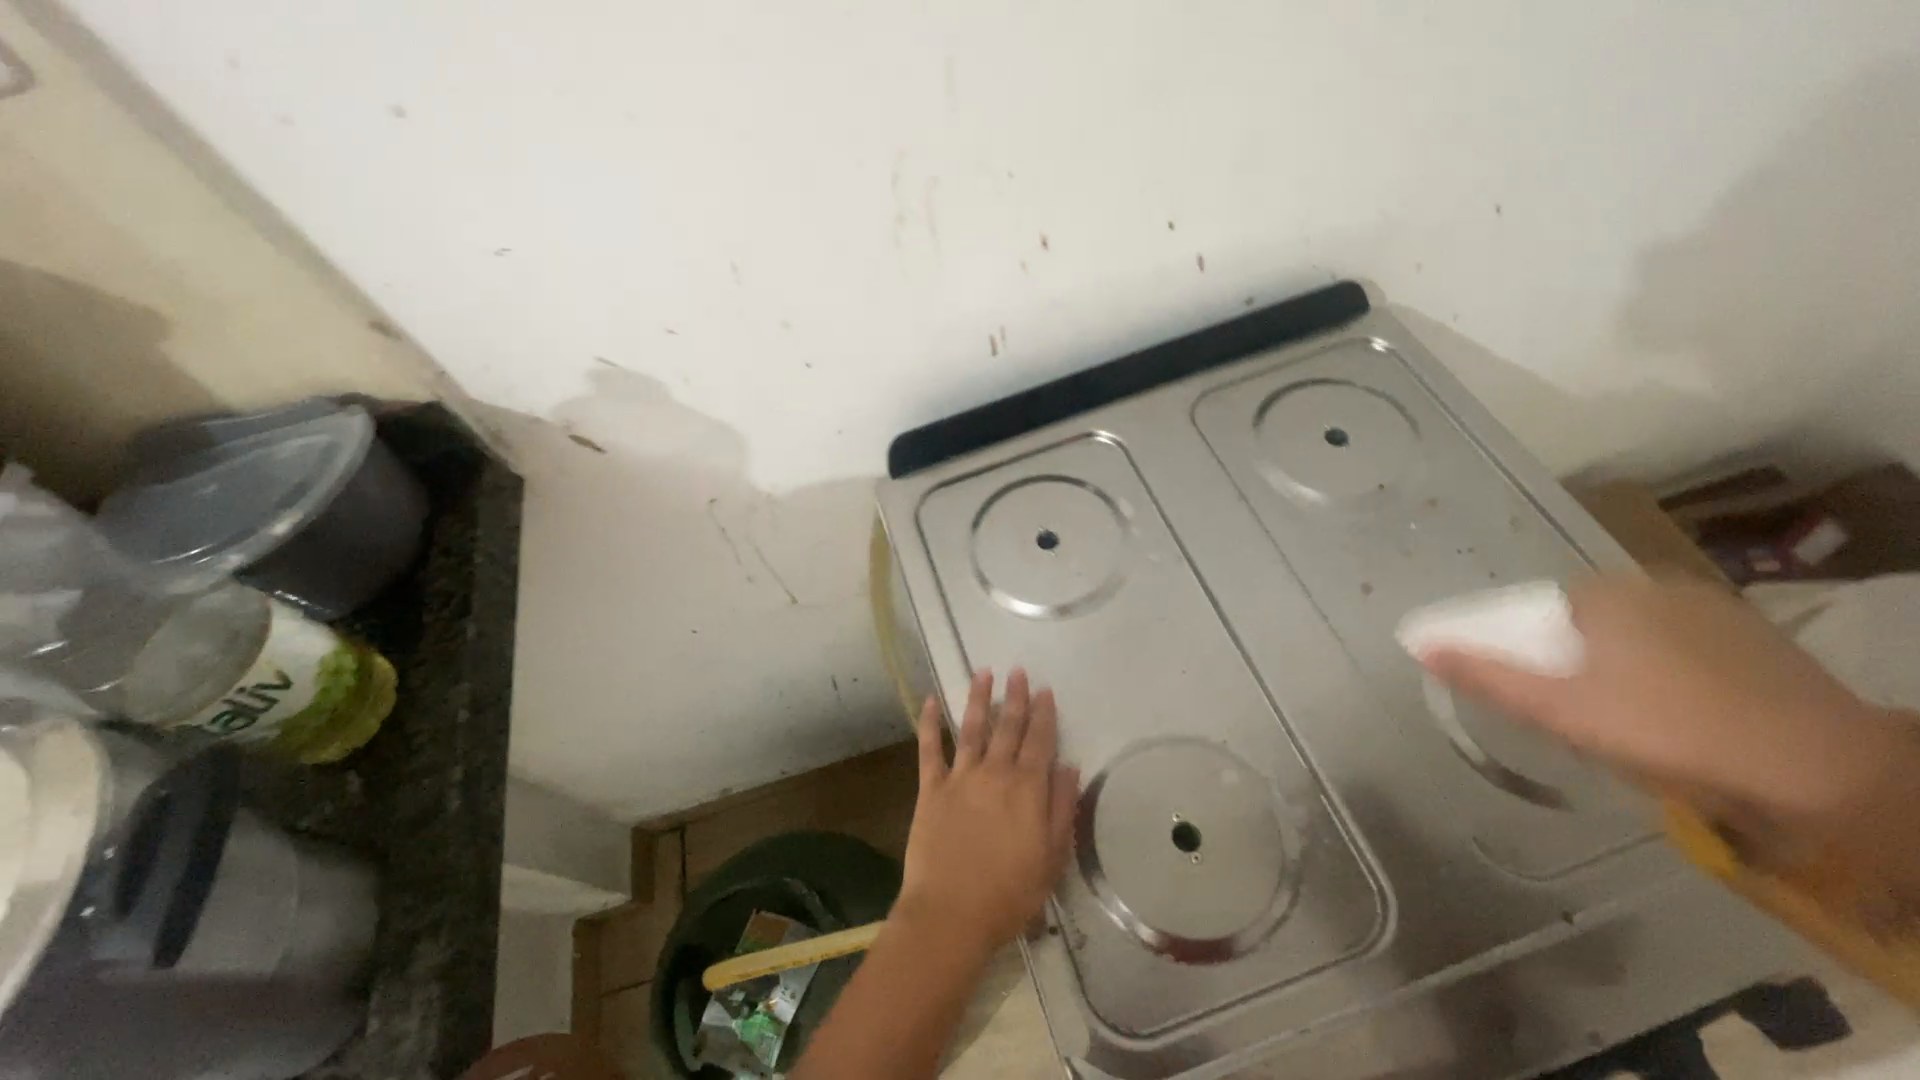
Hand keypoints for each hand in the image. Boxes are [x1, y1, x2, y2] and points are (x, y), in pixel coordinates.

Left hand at [895, 669, 1078, 953]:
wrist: (951, 913)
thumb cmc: (1010, 894)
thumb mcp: (1052, 857)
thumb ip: (1061, 808)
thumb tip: (1069, 768)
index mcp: (1028, 789)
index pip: (1040, 741)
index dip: (1044, 714)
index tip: (1046, 691)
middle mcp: (995, 774)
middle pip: (1007, 728)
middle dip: (1015, 698)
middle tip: (1018, 672)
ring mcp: (960, 778)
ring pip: (971, 728)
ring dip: (977, 699)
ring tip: (983, 673)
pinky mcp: (930, 790)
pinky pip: (929, 749)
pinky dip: (928, 723)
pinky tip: (928, 701)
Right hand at [1419, 576, 1915, 840]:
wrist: (1822, 768)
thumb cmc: (1669, 732)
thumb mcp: (1561, 711)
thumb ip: (1487, 675)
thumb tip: (1419, 642)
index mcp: (1601, 593)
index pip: (1529, 612)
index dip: (1517, 653)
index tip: (1524, 696)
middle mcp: (1651, 584)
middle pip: (1577, 623)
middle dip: (1563, 661)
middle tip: (1570, 717)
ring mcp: (1708, 607)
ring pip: (1628, 635)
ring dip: (1610, 667)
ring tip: (1621, 722)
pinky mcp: (1750, 637)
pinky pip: (1674, 647)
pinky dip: (1657, 671)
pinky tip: (1672, 714)